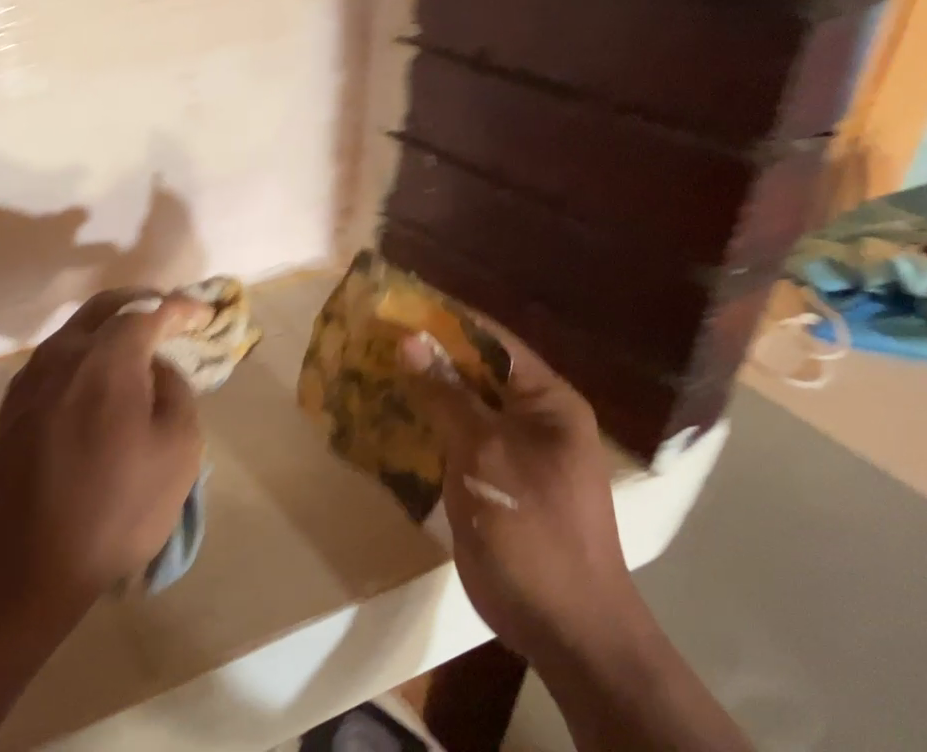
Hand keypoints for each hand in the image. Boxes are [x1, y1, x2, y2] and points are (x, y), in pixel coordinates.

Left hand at [0, 289, 208, 610]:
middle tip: (169, 315)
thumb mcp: (177, 454)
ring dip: (109, 329)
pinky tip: (97, 380)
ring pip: (74, 332)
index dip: (180, 308)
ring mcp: (29, 378)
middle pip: (103, 308)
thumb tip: (157, 368)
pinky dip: (84, 355)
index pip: (147, 312)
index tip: (204, 312)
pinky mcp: (12, 405)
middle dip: (140, 303)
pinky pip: (55, 360)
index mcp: (106, 359)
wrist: (21, 559)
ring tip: (137, 347)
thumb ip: (176, 393)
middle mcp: (62, 354)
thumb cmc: (113, 509)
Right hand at [399, 332, 642, 664]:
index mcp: (547, 402)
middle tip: (369, 337)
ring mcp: (511, 453)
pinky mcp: (489, 483)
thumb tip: (410, 340)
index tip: (394, 304)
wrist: (562, 623)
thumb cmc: (531, 528)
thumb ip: (447, 394)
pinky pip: (452, 441)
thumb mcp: (484, 452)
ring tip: (364, 370)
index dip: (444, 320)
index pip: (492, 342)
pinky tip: (381, 419)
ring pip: (459, 407)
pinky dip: (421, 427)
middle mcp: (532, 419)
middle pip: (474, 372)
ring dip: (418, 391)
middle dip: (424, 355)